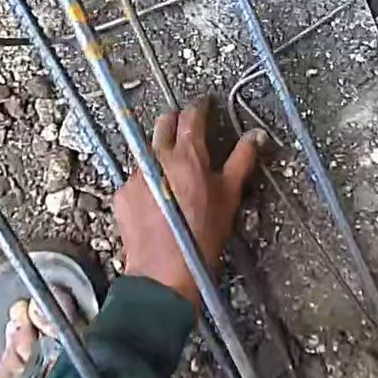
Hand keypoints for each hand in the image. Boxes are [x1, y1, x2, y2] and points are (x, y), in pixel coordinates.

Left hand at [116, 97, 262, 305]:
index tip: (204, 104)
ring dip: (160, 153)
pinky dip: (146, 180)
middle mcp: (157, 158)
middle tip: (187, 127)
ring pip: (147, 151)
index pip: (192, 116)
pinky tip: (157, 197)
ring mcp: (136, 175)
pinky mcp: (122, 194)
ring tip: (173, 172)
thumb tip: (255, 136)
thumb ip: (242, 160)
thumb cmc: (202, 235)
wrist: (164, 273)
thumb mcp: (230, 195)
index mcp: (187, 155)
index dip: (200, 107)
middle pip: (163, 124)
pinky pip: (135, 177)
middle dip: (175, 120)